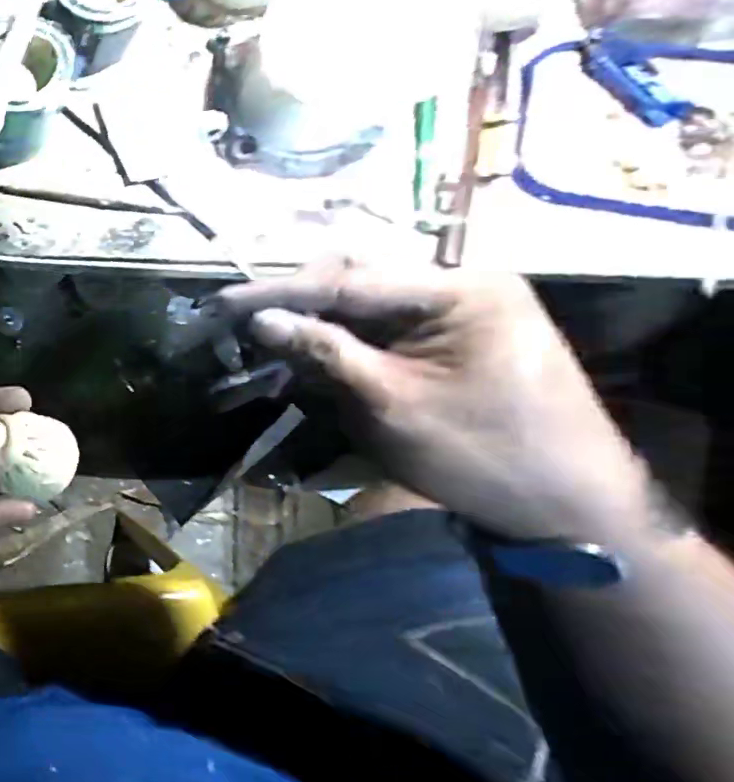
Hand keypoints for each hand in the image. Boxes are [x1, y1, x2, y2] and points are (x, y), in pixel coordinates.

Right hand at [214, 254, 653, 541]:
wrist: (563, 502)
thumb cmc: (478, 451)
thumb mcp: (387, 401)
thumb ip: (323, 352)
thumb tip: (258, 320)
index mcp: (459, 292)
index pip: (346, 281)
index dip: (275, 292)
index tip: (218, 302)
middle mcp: (458, 288)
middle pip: (353, 279)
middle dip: (291, 299)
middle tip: (233, 321)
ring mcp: (455, 312)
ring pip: (360, 301)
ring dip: (308, 319)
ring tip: (257, 336)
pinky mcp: (446, 338)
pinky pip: (376, 325)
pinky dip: (333, 337)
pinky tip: (300, 350)